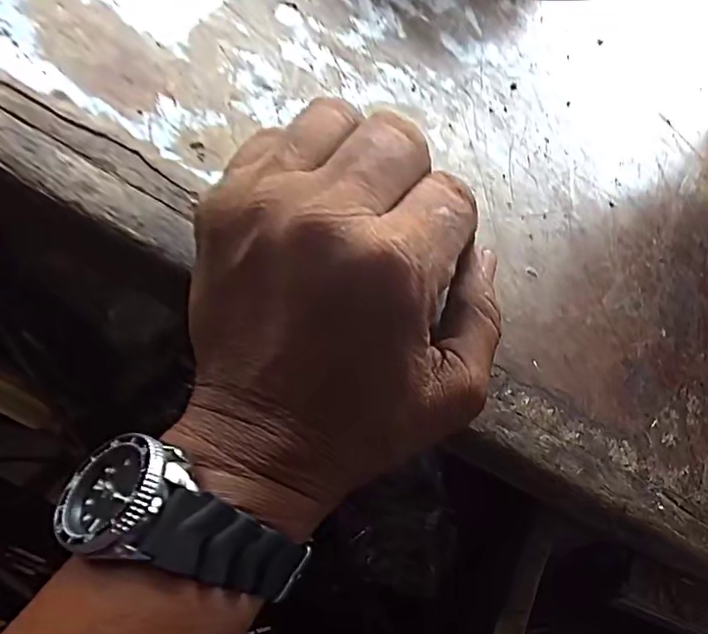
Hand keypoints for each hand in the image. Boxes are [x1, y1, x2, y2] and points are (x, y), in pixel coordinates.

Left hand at [165, 98, 501, 540]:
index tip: (443, 267)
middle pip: (397, 139)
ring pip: (335, 119)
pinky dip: (309, 163)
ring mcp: (267, 199)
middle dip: (418, 183)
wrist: (264, 440)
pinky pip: (277, 138)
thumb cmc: (369, 425)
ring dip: (364, 160)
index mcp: (394, 265)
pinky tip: (317, 210)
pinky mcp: (223, 202)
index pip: (452, 196)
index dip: (459, 230)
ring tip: (363, 209)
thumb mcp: (458, 391)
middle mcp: (330, 214)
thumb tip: (479, 254)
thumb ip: (484, 316)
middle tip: (408, 232)